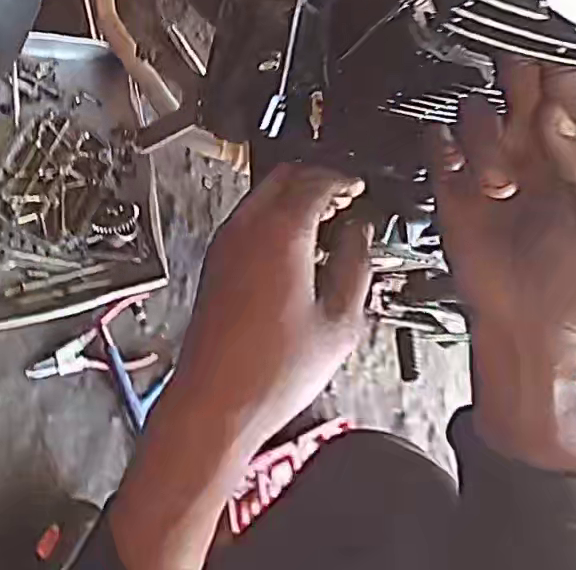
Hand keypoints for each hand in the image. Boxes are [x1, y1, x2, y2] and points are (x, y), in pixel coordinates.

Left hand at [110, 165, 371, 568]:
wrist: (216, 400)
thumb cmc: (269, 371)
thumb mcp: (339, 322)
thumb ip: (356, 265)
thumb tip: (360, 237)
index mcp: (281, 232)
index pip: (316, 179)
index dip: (344, 179)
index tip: (358, 188)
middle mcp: (248, 227)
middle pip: (286, 174)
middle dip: (318, 178)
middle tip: (345, 197)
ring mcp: (227, 241)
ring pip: (264, 193)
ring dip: (296, 195)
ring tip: (326, 220)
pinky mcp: (217, 259)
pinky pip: (250, 217)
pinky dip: (276, 215)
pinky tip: (296, 246)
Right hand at [428, 58, 575, 470]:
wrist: (538, 330)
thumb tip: (562, 122)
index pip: (571, 92)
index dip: (559, 66)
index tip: (547, 51)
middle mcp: (535, 151)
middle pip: (519, 84)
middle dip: (513, 73)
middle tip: (510, 75)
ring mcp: (493, 163)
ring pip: (475, 112)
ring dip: (483, 140)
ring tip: (499, 185)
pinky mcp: (455, 183)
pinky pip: (438, 143)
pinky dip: (442, 149)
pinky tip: (458, 170)